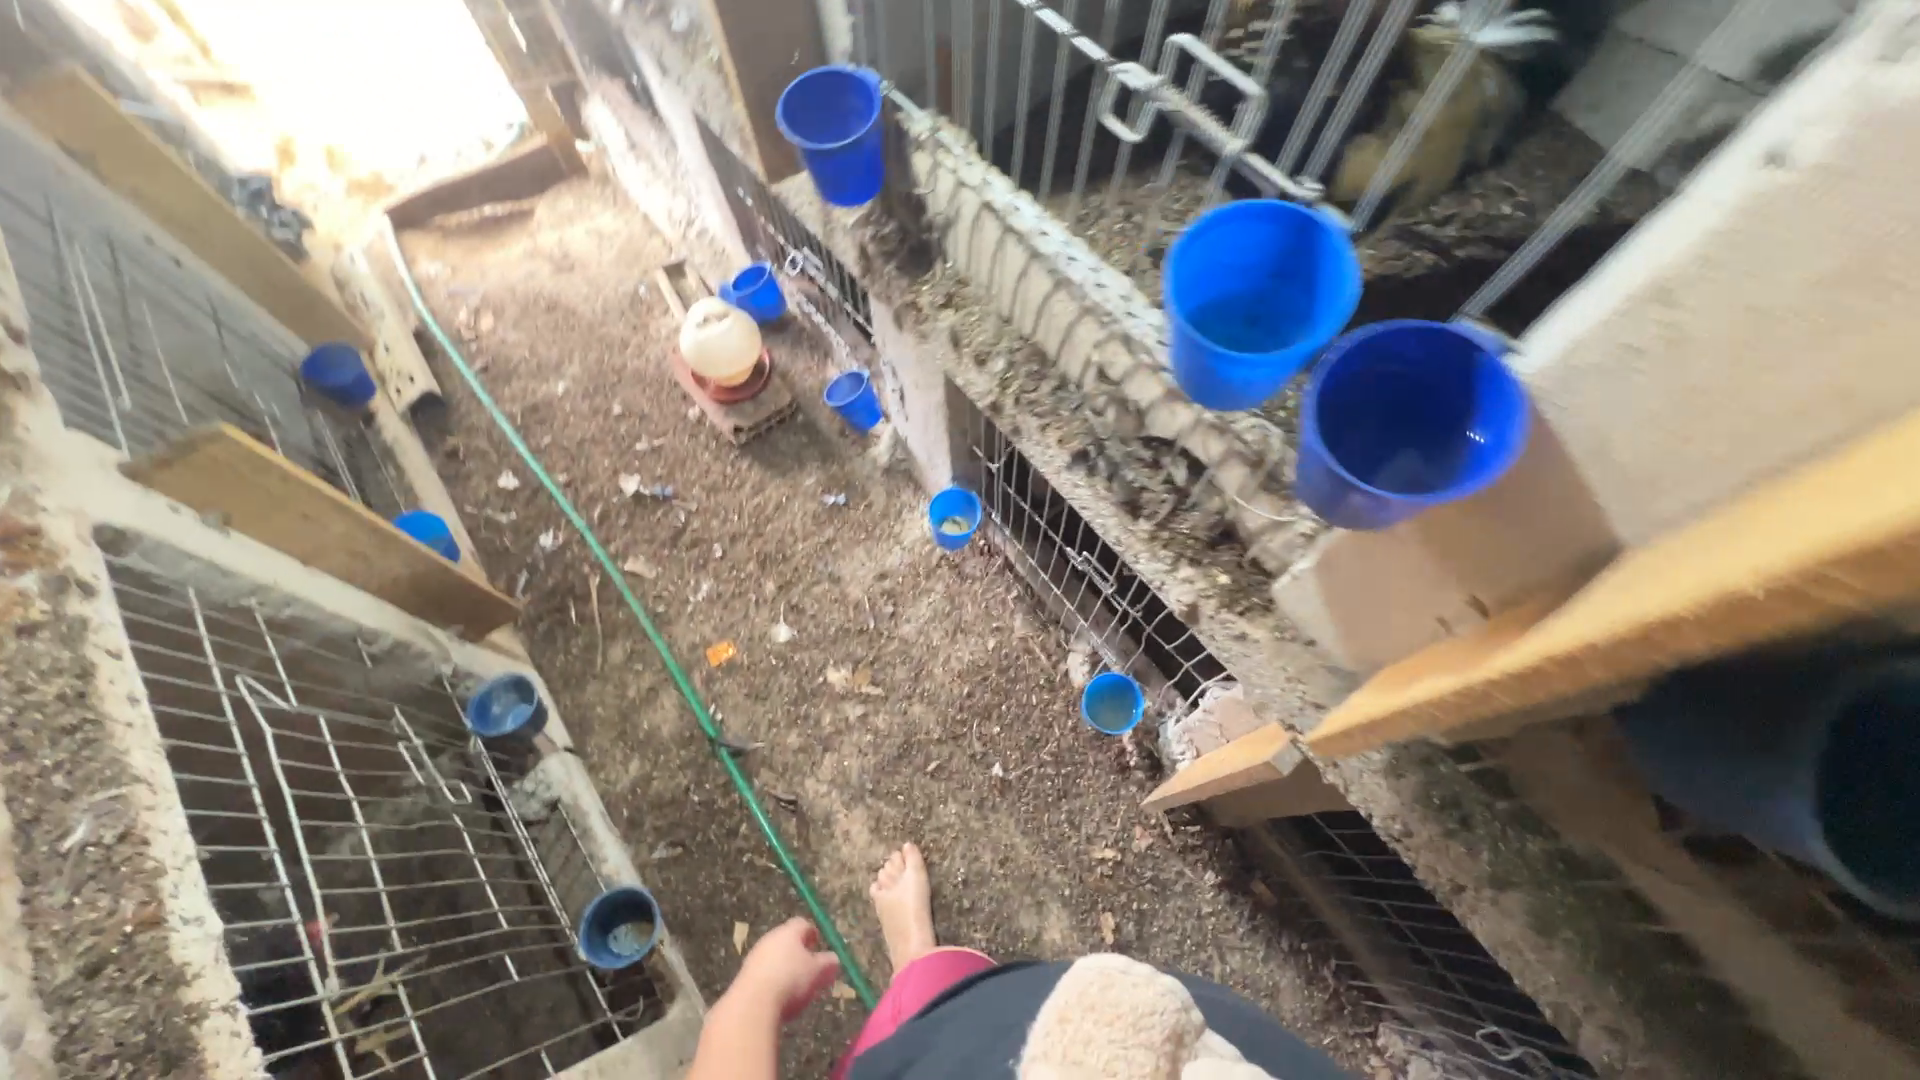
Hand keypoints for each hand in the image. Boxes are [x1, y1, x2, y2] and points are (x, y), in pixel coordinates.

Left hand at [727, 917, 840, 1022]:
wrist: (752, 1005)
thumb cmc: (790, 980)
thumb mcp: (817, 973)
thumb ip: (827, 964)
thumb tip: (834, 959)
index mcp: (789, 932)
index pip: (802, 924)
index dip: (812, 933)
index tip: (818, 946)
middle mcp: (770, 939)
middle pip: (786, 940)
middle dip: (798, 953)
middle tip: (808, 969)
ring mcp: (754, 957)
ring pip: (773, 957)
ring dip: (784, 968)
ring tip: (794, 988)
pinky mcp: (744, 976)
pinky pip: (763, 974)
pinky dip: (772, 982)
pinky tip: (777, 999)